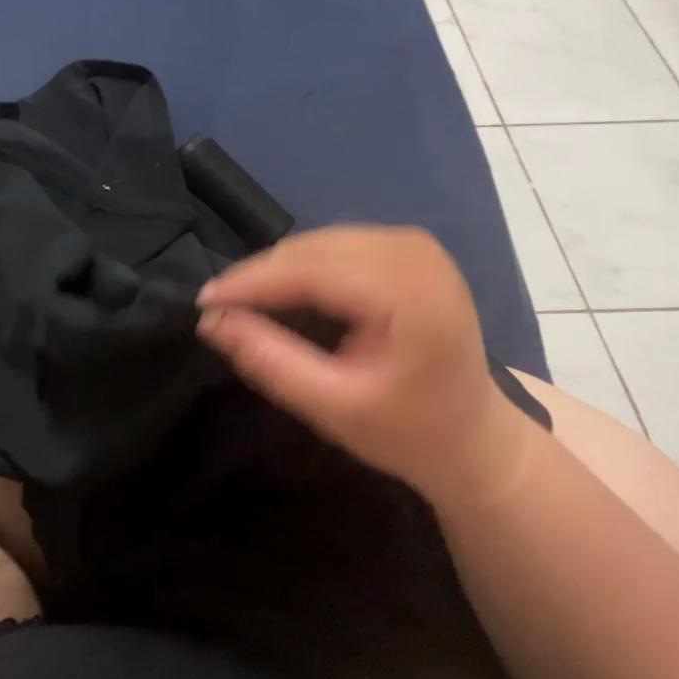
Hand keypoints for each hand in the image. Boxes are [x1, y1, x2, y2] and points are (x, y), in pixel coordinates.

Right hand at [197, 225, 537, 505]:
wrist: (476, 437)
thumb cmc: (408, 432)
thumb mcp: (333, 407)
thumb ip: (271, 360)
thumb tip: (210, 321)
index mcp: (410, 293)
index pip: (310, 269)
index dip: (250, 281)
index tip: (201, 302)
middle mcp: (414, 252)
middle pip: (313, 248)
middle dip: (260, 275)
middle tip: (217, 308)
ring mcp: (416, 244)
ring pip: (320, 241)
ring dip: (278, 269)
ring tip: (244, 303)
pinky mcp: (410, 246)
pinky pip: (337, 244)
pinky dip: (303, 265)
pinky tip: (284, 292)